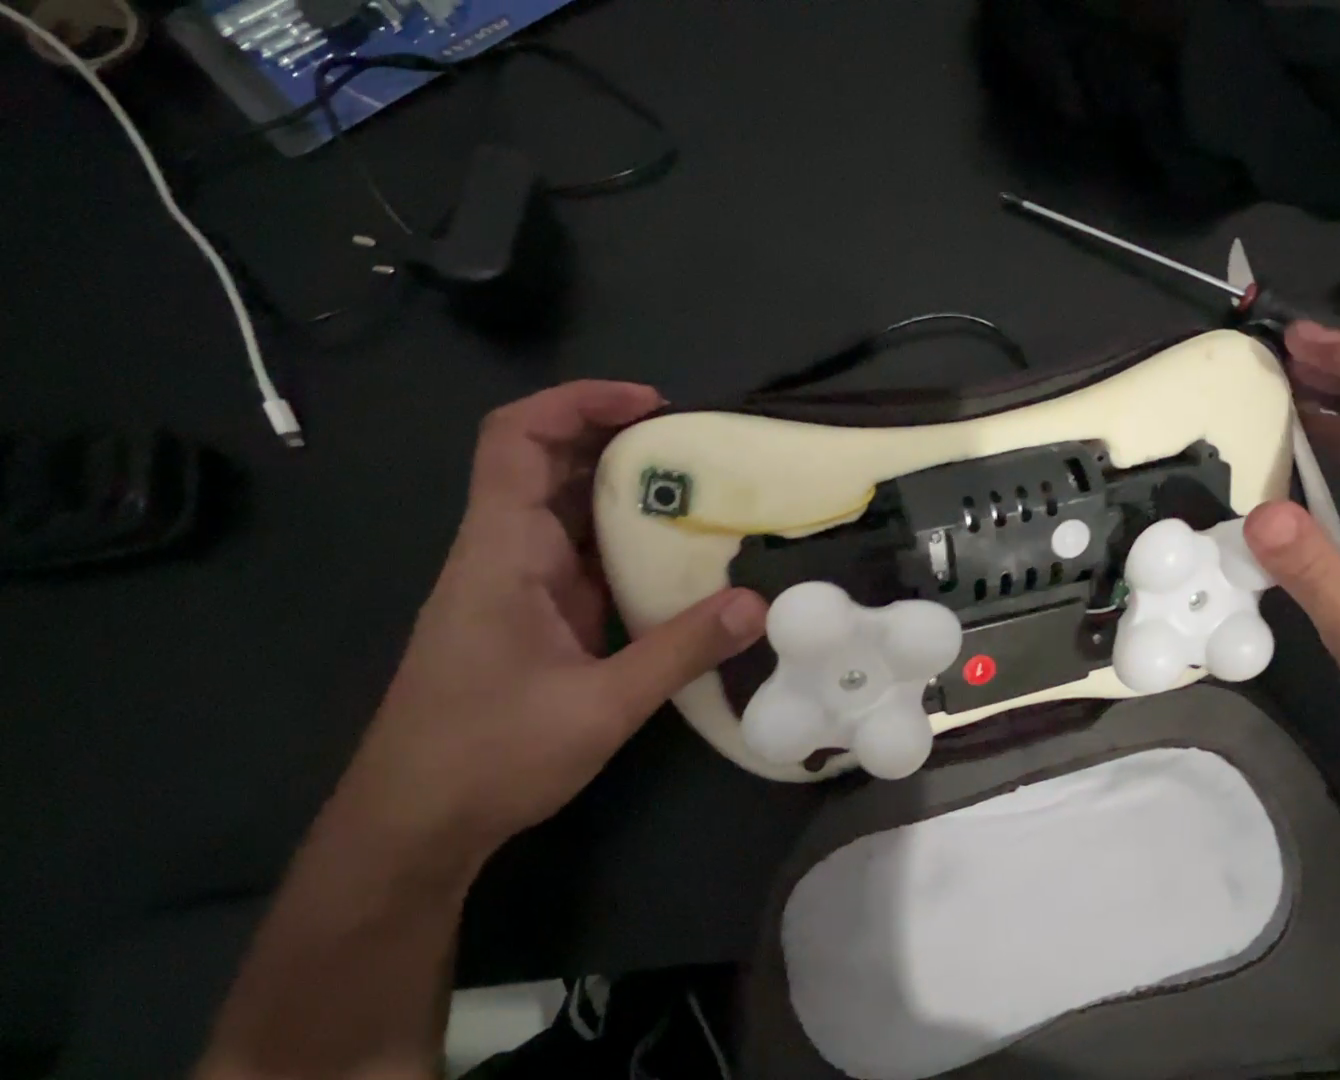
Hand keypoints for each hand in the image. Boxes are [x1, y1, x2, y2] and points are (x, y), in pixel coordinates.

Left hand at [339, 381, 767, 867]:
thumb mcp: (600, 707)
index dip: (577, 402)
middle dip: (620, 442)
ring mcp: (518, 586)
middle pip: (550, 463)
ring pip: (568, 510)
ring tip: (704, 494)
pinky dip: (626, 544)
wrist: (415, 824)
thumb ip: (680, 650)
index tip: (652, 407)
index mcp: (502, 552)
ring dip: (627, 493)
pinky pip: (581, 556)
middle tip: (701, 450)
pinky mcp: (534, 617)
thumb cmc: (488, 756)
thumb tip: (758, 605)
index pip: (516, 439)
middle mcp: (505, 553)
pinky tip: (678, 560)